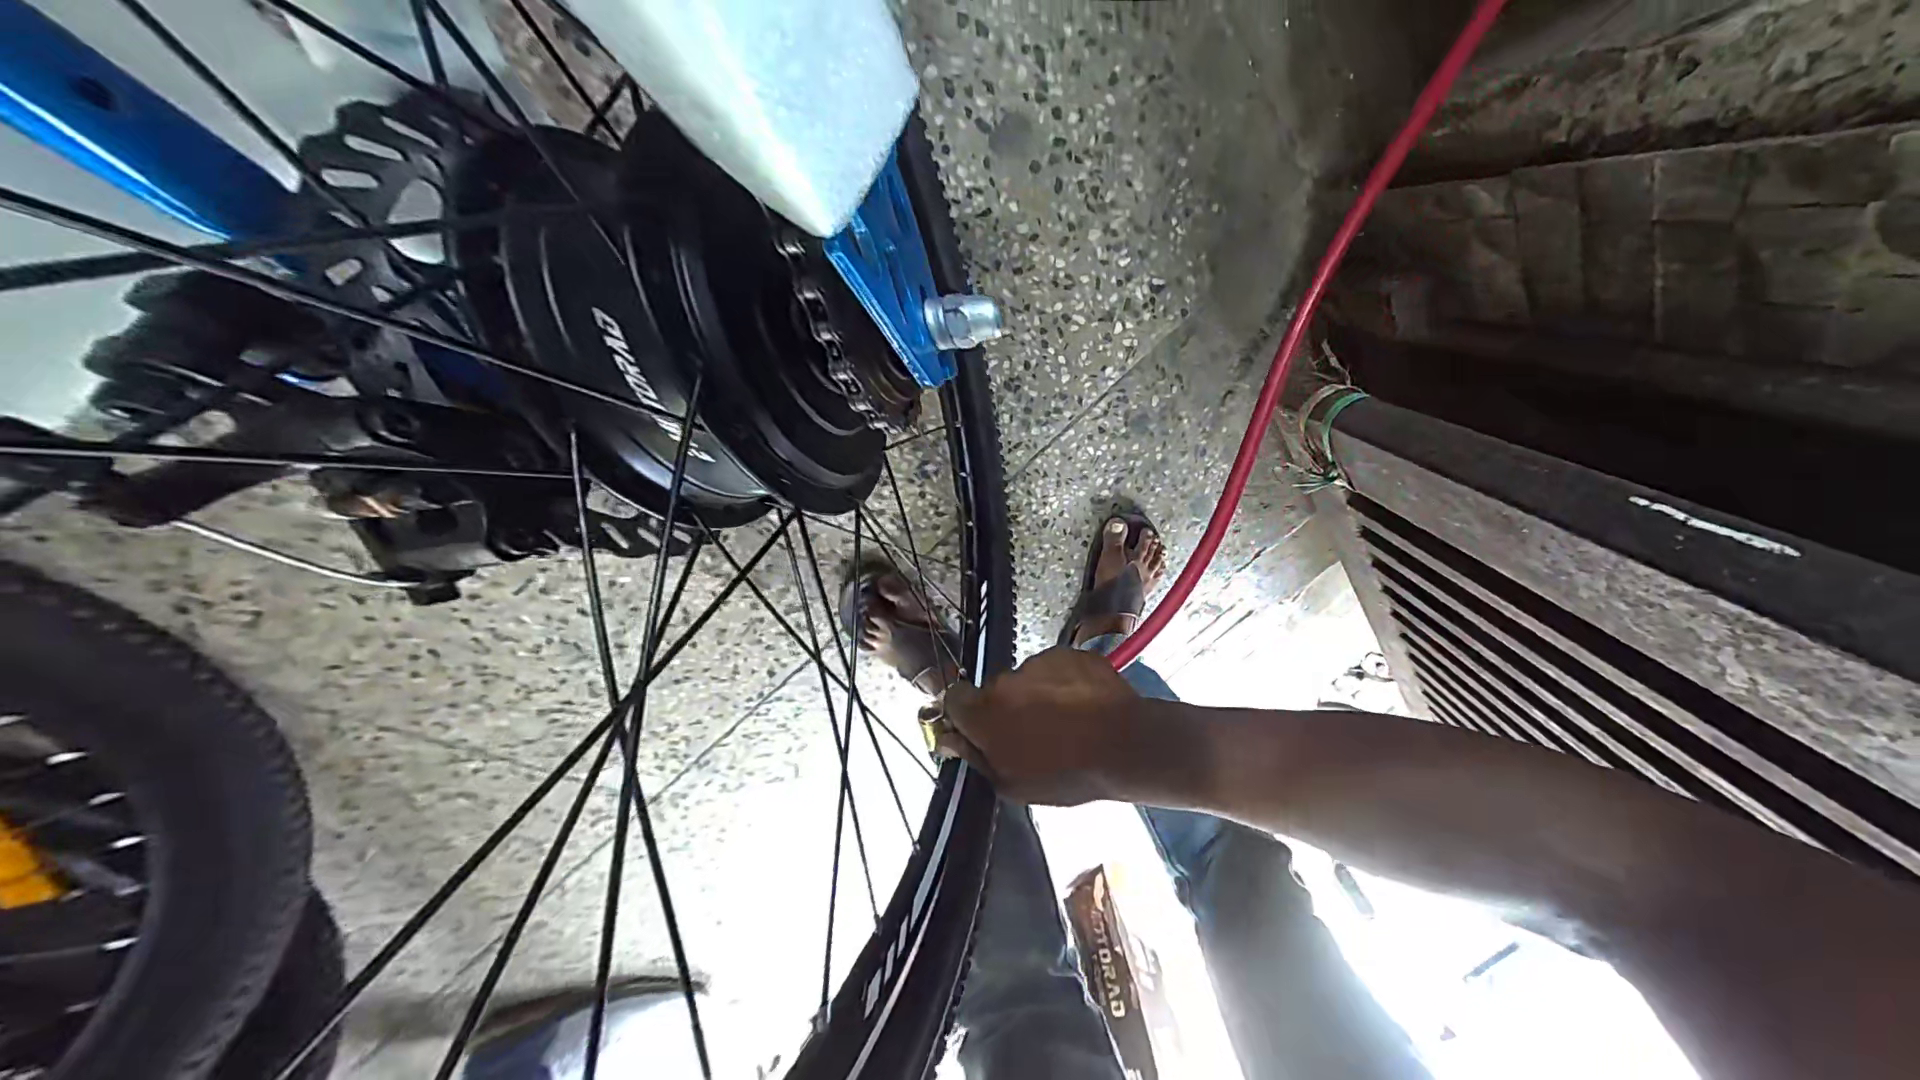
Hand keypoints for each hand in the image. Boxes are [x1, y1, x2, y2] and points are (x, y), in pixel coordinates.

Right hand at [933, 646, 1142, 804]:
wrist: (1125, 745)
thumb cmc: (1067, 774)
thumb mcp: (1014, 785)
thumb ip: (976, 759)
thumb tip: (950, 740)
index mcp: (984, 715)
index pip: (953, 699)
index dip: (964, 712)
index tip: (981, 727)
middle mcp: (1004, 681)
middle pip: (993, 690)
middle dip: (1006, 707)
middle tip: (1033, 732)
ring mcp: (1037, 663)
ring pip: (1025, 679)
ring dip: (1036, 694)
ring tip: (1065, 719)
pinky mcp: (1066, 653)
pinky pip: (1054, 667)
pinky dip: (1062, 682)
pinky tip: (1082, 704)